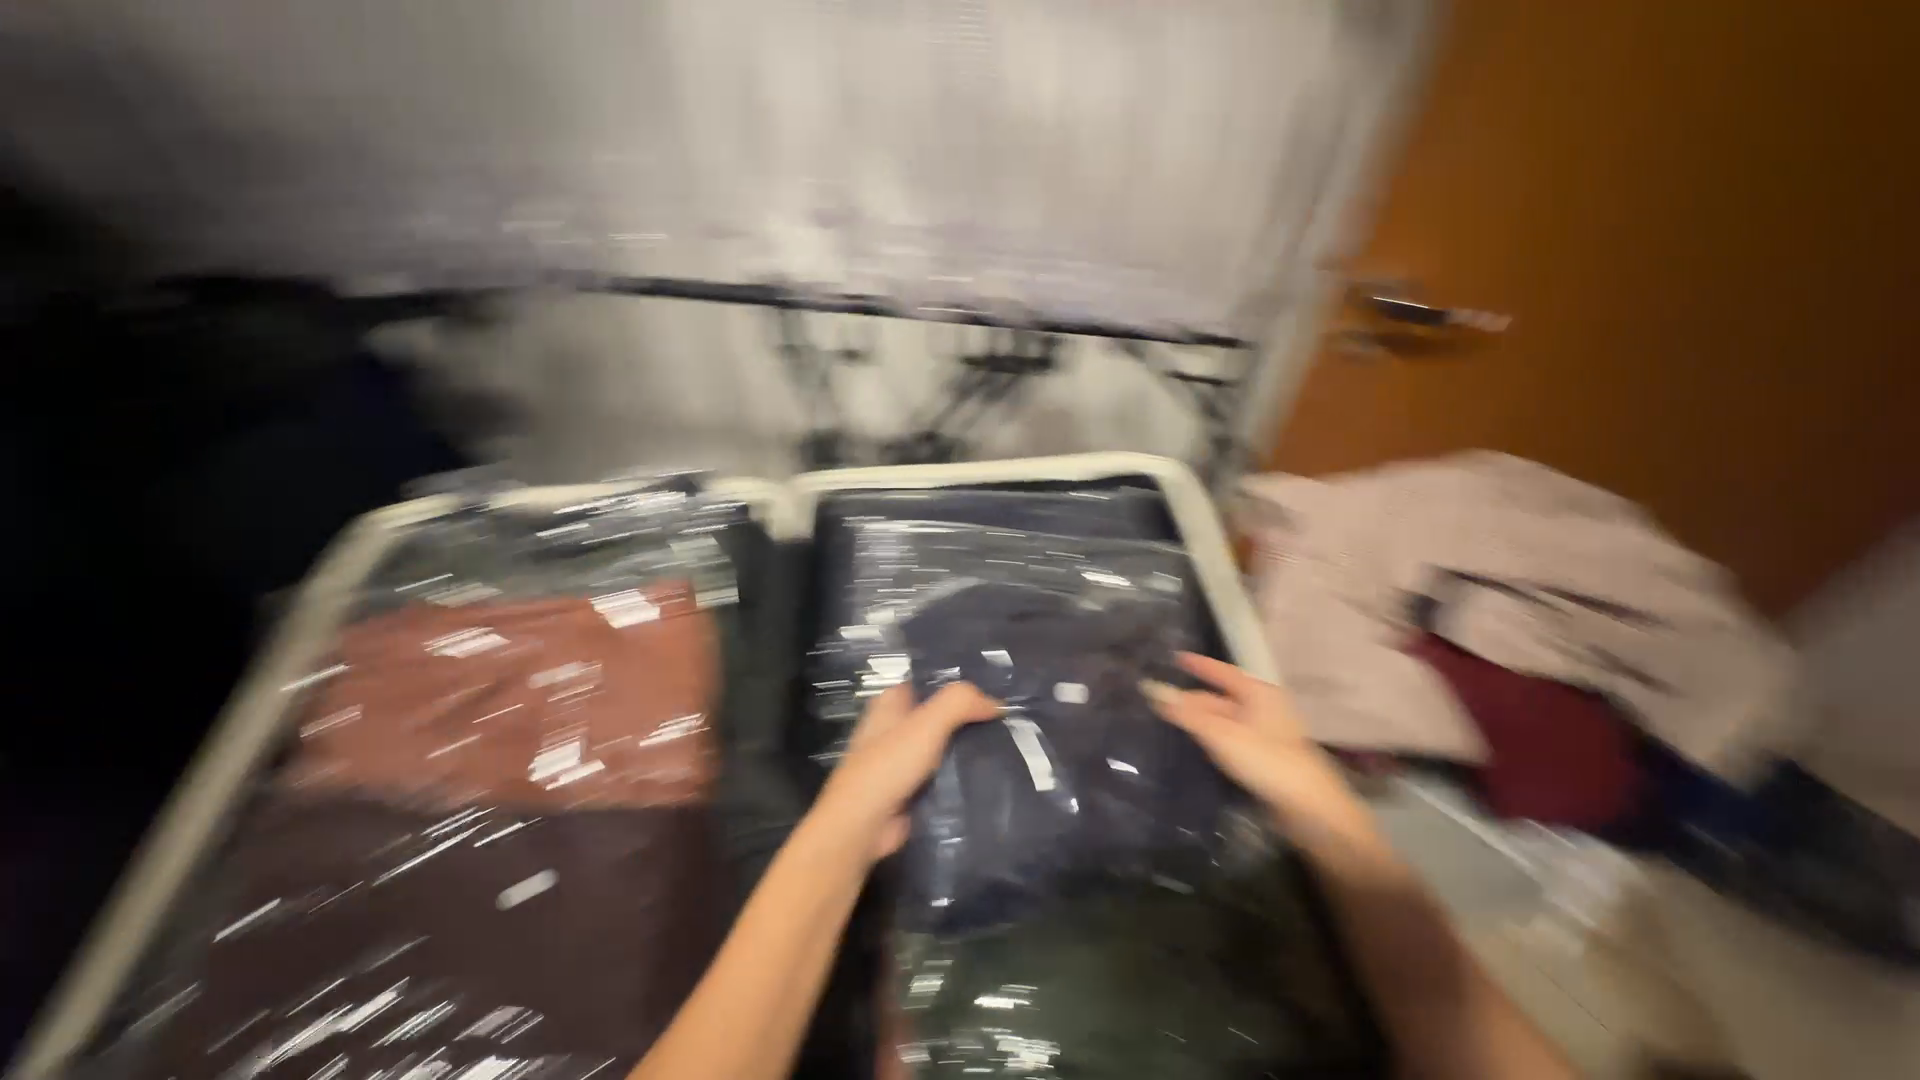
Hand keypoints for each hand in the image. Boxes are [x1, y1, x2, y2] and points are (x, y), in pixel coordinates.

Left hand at [814, 682, 1002, 860]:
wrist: (863, 824)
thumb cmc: (889, 765)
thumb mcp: (926, 723)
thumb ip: (961, 703)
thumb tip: (998, 703)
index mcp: (891, 703)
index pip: (931, 683)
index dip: (961, 685)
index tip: (996, 691)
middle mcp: (895, 727)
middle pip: (941, 716)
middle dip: (971, 719)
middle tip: (1008, 721)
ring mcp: (903, 760)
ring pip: (945, 746)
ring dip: (969, 749)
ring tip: (1009, 746)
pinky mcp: (912, 788)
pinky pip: (944, 775)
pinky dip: (962, 775)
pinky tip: (990, 774)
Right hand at [1143, 653, 1364, 835]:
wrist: (1308, 807)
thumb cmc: (1266, 760)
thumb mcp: (1221, 734)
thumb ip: (1186, 713)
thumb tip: (1151, 688)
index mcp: (1258, 693)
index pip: (1222, 672)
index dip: (1198, 665)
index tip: (1174, 657)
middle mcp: (1262, 708)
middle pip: (1220, 699)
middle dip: (1191, 699)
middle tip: (1157, 699)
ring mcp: (1264, 734)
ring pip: (1224, 720)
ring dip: (1198, 721)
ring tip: (1167, 720)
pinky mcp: (1263, 758)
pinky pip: (1230, 739)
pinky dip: (1210, 738)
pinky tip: (1193, 745)